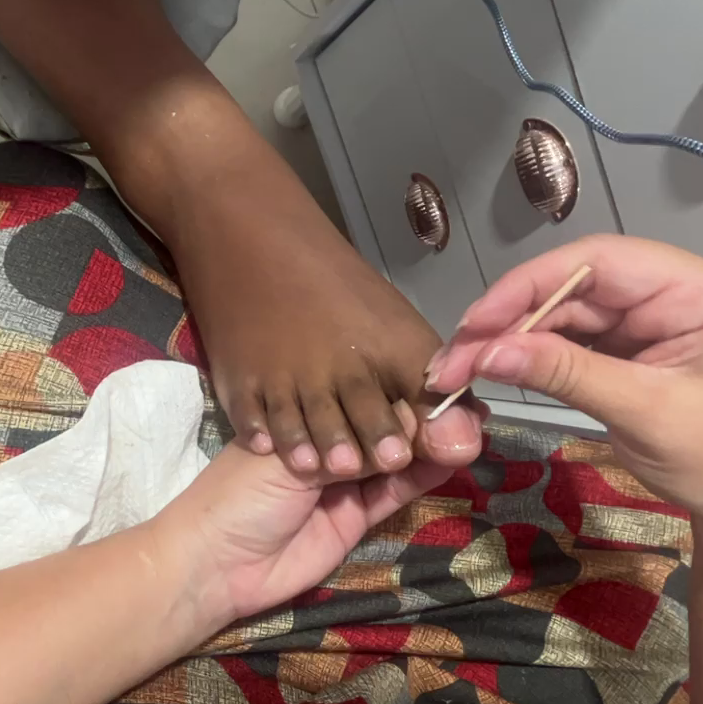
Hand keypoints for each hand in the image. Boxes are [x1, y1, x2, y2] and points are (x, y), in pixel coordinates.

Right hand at [149, 123, 485, 479]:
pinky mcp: (241, 381)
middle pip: (358, 419)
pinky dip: (262, 433)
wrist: (246, 235)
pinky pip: (253, 419)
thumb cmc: (331, 278)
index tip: (415, 452)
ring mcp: (285, 376)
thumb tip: (461, 428)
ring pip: (304, 428)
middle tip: (364, 465)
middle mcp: (336, 365)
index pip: (412, 402)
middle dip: (366, 445)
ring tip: (318, 467)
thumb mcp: (392, 319)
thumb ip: (420, 375)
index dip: (415, 431)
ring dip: (313, 449)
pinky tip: (266, 447)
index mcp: (383, 348)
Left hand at [151, 403, 455, 634]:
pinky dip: (420, 477)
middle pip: (381, 427)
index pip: (356, 398)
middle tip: (459, 412)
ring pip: (393, 459)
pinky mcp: (355, 518)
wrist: (218, 565)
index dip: (394, 392)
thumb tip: (407, 422)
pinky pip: (393, 493)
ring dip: (425, 446)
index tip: (434, 382)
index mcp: (301, 419)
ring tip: (464, 433)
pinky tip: (450, 459)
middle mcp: (326, 445)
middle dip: (417, 418)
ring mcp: (342, 482)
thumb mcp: (292, 461)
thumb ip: (349, 445)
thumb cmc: (239, 496)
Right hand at [424, 234, 702, 530]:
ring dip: (516, 340)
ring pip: (572, 313)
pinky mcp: (647, 344)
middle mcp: (687, 290)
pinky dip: (539, 355)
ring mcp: (665, 318)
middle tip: (452, 361)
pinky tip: (502, 369)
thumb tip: (483, 353)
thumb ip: (565, 374)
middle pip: (580, 287)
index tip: (474, 323)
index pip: (604, 261)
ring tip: (462, 369)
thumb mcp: (648, 416)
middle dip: (512, 321)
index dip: (529, 284)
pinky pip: (582, 338)